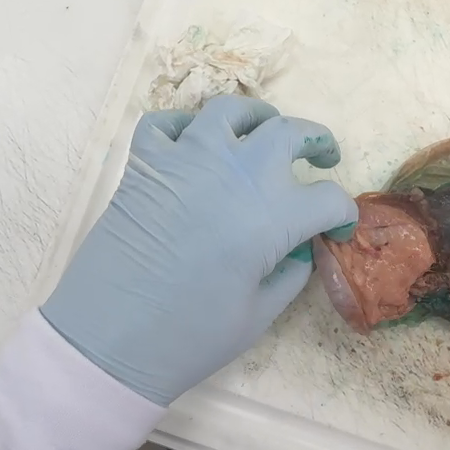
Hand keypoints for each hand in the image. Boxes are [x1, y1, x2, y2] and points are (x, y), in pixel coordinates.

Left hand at [41, 96, 357, 405]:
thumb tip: (301, 247)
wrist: (108, 338)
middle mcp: (236, 173)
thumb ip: (291, 273)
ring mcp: (187, 159)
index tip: (338, 229)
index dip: (342, 213)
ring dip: (257, 118)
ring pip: (230, 110)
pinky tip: (193, 143)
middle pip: (290, 133)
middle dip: (317, 142)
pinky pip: (166, 122)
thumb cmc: (189, 336)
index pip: (328, 198)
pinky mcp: (145, 163)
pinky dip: (184, 125)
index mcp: (273, 215)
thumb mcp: (258, 315)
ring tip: (263, 132)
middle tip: (322, 157)